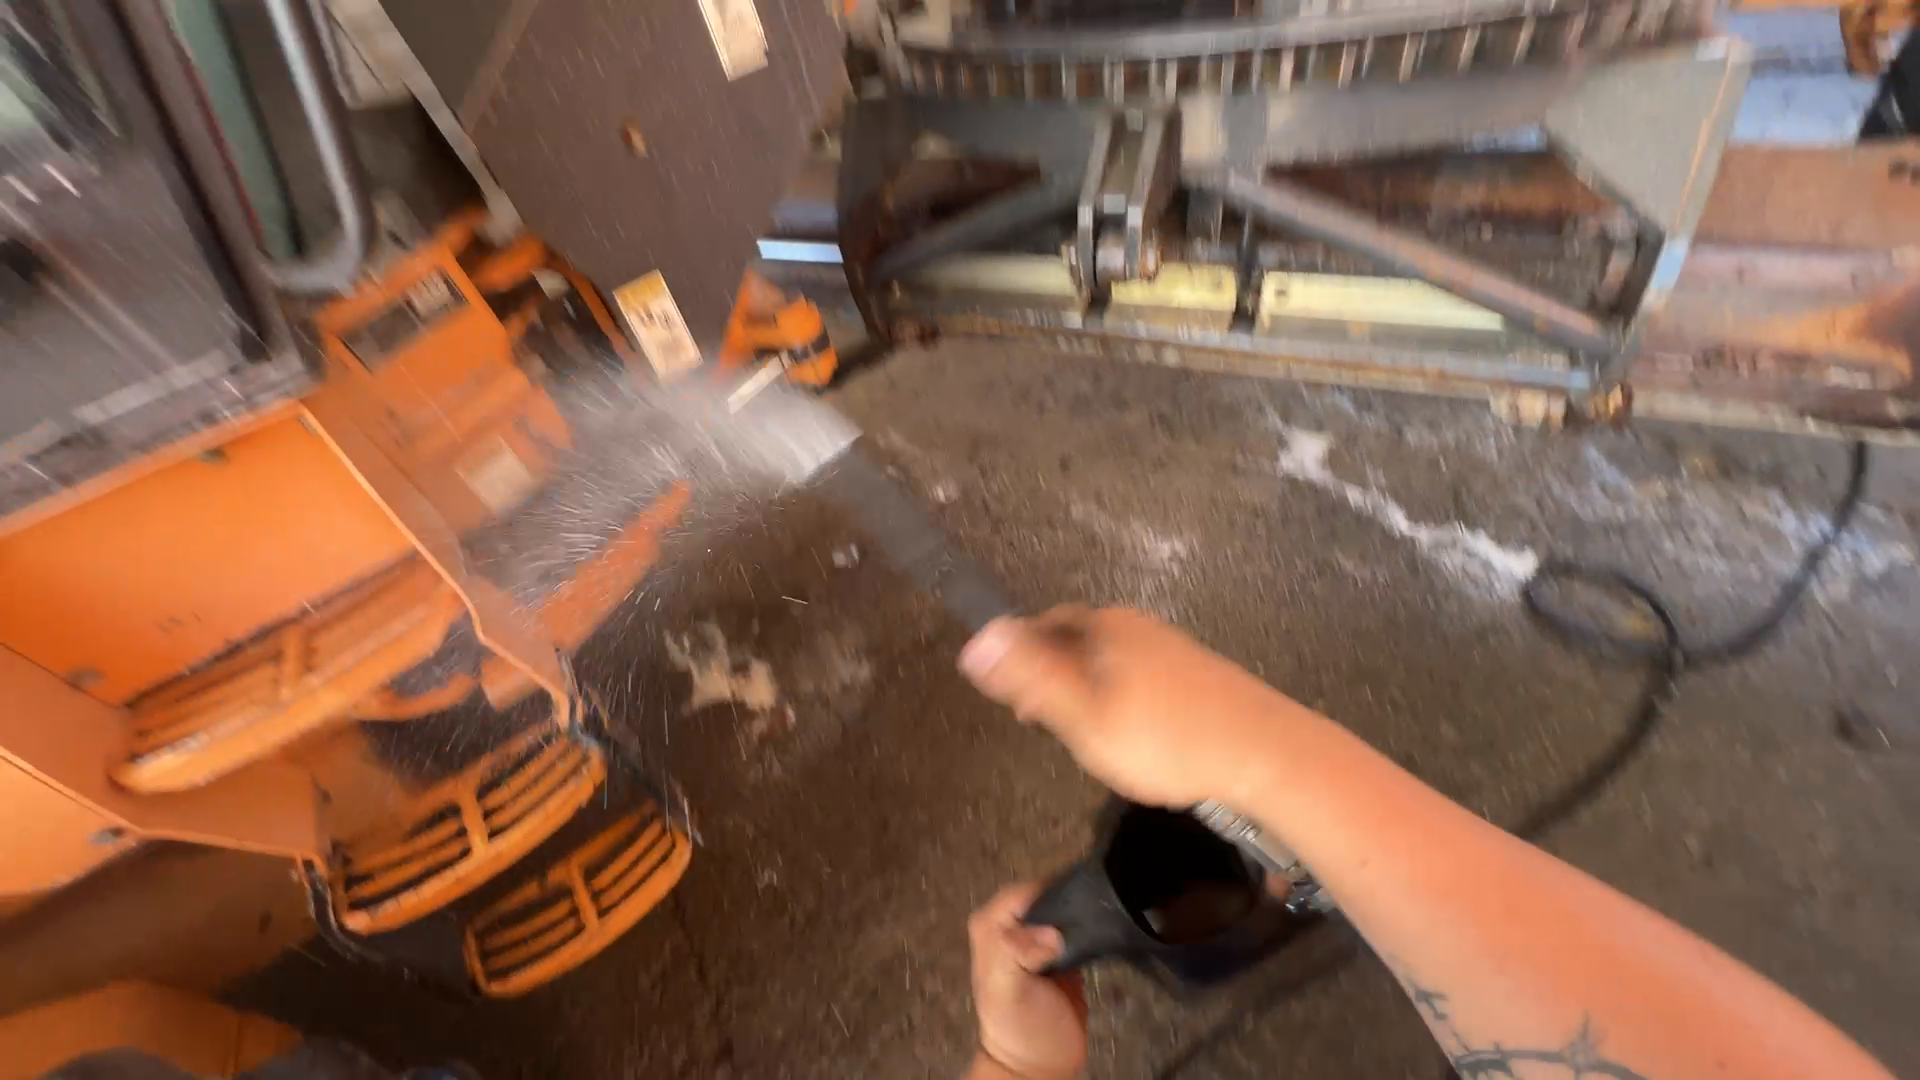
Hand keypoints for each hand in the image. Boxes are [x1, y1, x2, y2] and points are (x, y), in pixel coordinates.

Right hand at [959, 606, 1304, 807]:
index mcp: (1105, 627)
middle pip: (1076, 638)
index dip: (1021, 658)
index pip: (1043, 625)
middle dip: (1054, 671)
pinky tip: (1131, 729)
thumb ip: (1029, 677)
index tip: (1017, 701)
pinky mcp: (1194, 671)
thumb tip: (976, 639)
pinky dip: (1119, 693)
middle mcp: (1136, 625)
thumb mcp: (1083, 715)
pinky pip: (1138, 672)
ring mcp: (1170, 646)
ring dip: (1087, 684)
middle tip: (1046, 719)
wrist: (1265, 753)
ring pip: (1108, 657)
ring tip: (1085, 730)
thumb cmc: (1166, 738)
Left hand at [969, 882, 1086, 1079]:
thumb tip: (1050, 933)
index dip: (1047, 894)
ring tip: (1097, 920)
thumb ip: (1017, 953)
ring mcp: (1036, 936)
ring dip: (1078, 911)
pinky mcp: (1061, 949)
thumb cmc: (1019, 1029)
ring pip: (1061, 905)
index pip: (1022, 891)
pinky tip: (1099, 930)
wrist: (1040, 1066)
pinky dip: (1086, 926)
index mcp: (991, 925)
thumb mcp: (1008, 990)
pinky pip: (1074, 924)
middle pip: (1044, 892)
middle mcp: (1011, 924)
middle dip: (1066, 899)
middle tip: (1090, 911)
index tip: (1074, 904)